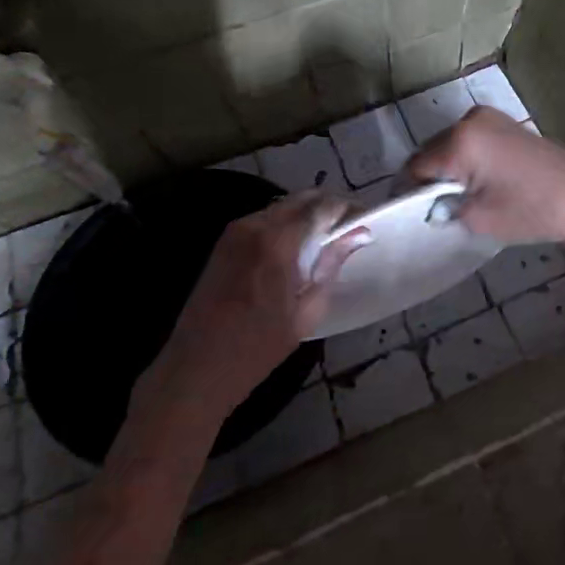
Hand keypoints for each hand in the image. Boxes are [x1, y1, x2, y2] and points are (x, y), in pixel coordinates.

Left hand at [152, 191, 367, 417]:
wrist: (198, 365)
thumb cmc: (258, 348)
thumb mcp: (306, 312)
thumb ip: (331, 266)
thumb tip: (359, 235)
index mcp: (277, 243)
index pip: (321, 207)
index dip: (347, 209)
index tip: (366, 219)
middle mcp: (254, 225)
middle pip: (300, 199)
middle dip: (328, 207)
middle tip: (350, 227)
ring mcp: (235, 231)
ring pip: (281, 207)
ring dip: (306, 215)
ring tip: (327, 238)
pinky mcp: (224, 241)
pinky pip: (263, 220)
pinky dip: (285, 225)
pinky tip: (297, 248)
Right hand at [405, 106, 564, 248]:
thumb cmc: (532, 210)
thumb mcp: (479, 218)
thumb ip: (444, 209)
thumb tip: (432, 205)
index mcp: (459, 140)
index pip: (416, 166)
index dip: (410, 192)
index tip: (414, 215)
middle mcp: (470, 120)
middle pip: (432, 152)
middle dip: (431, 180)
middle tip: (438, 211)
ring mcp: (491, 119)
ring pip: (452, 148)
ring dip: (450, 171)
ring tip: (463, 201)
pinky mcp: (507, 126)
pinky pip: (472, 144)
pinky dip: (469, 163)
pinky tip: (482, 186)